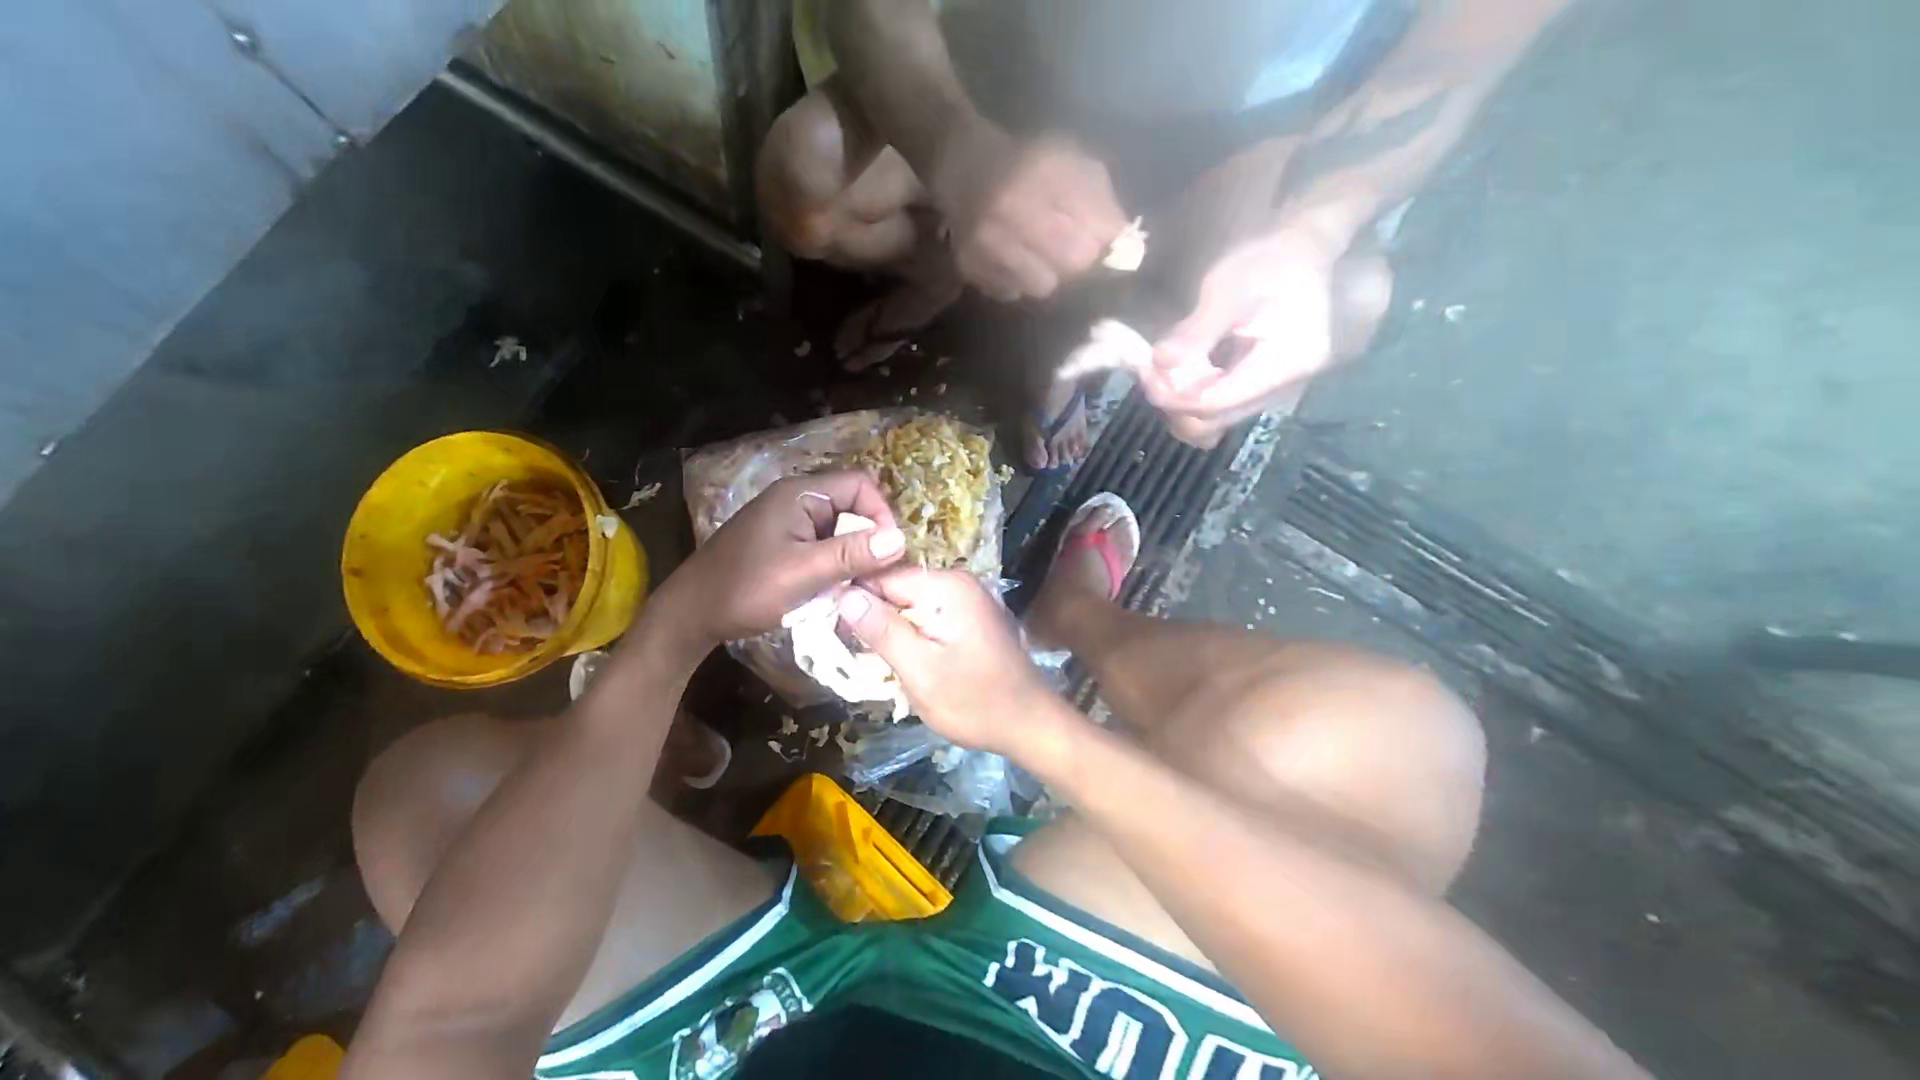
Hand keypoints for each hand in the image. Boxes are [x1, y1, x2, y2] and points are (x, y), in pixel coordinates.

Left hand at [654, 472, 906, 647]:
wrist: (691, 614)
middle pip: (852, 508)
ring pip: (839, 530)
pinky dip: (833, 566)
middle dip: (867, 541)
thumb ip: (851, 554)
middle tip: (874, 577)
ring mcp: (787, 522)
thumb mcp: (803, 573)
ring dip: (851, 558)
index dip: (881, 515)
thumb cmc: (745, 589)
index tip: (888, 554)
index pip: (860, 486)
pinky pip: (822, 546)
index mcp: (800, 494)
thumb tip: (901, 539)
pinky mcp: (783, 543)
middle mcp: (796, 500)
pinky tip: (832, 591)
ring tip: (854, 588)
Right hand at [835, 568, 1061, 758]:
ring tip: (874, 659)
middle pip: (897, 588)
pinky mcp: (972, 617)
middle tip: (853, 651)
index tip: (831, 628)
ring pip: (911, 604)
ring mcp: (969, 598)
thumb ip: (881, 629)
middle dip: (874, 616)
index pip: (882, 576)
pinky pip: (929, 615)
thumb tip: (843, 593)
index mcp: (946, 586)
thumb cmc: (973, 701)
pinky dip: (913, 634)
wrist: (1030, 724)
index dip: (854, 600)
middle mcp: (959, 582)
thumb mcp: (919, 670)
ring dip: (892, 629)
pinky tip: (905, 660)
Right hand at [933, 123, 1128, 301]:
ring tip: (1036, 255)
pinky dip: (1016, 282)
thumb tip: (1127, 249)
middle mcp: (1014, 206)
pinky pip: (1012, 293)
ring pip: (1043, 286)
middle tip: (1068, 250)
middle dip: (1079, 261)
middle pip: (1075, 262)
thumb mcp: (1071, 160)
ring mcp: (988, 240)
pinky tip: (1010, 260)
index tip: (1100, 240)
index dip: (1105, 240)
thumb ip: (1102, 200)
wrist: (961, 163)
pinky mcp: (969, 265)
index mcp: (1048, 171)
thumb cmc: (1027, 162)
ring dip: (1047, 275)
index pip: (1101, 229)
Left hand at [1143, 229, 1348, 446]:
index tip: (1146, 373)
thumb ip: (1196, 330)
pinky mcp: (1254, 391)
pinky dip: (1189, 399)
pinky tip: (1176, 373)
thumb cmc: (1269, 263)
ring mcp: (1269, 395)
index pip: (1216, 403)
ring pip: (1209, 423)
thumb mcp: (1229, 289)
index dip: (1173, 396)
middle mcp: (1282, 391)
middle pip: (1212, 422)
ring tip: (1159, 371)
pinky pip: (1215, 410)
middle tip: (1148, 371)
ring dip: (1177, 405)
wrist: (1298, 256)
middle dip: (1172, 402)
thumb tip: (1160, 360)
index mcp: (1285, 366)